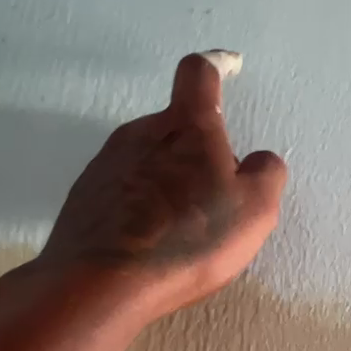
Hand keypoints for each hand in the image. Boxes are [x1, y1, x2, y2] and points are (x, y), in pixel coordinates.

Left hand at [5, 51, 287, 327]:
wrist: (101, 284)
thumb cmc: (188, 239)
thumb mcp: (254, 210)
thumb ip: (266, 174)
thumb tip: (258, 161)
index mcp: (186, 126)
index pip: (200, 73)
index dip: (218, 65)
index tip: (230, 66)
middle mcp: (140, 133)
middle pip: (175, 126)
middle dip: (199, 149)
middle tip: (216, 196)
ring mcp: (106, 164)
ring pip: (148, 159)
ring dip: (169, 180)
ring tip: (182, 230)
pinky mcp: (84, 197)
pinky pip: (124, 190)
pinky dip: (142, 206)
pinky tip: (150, 244)